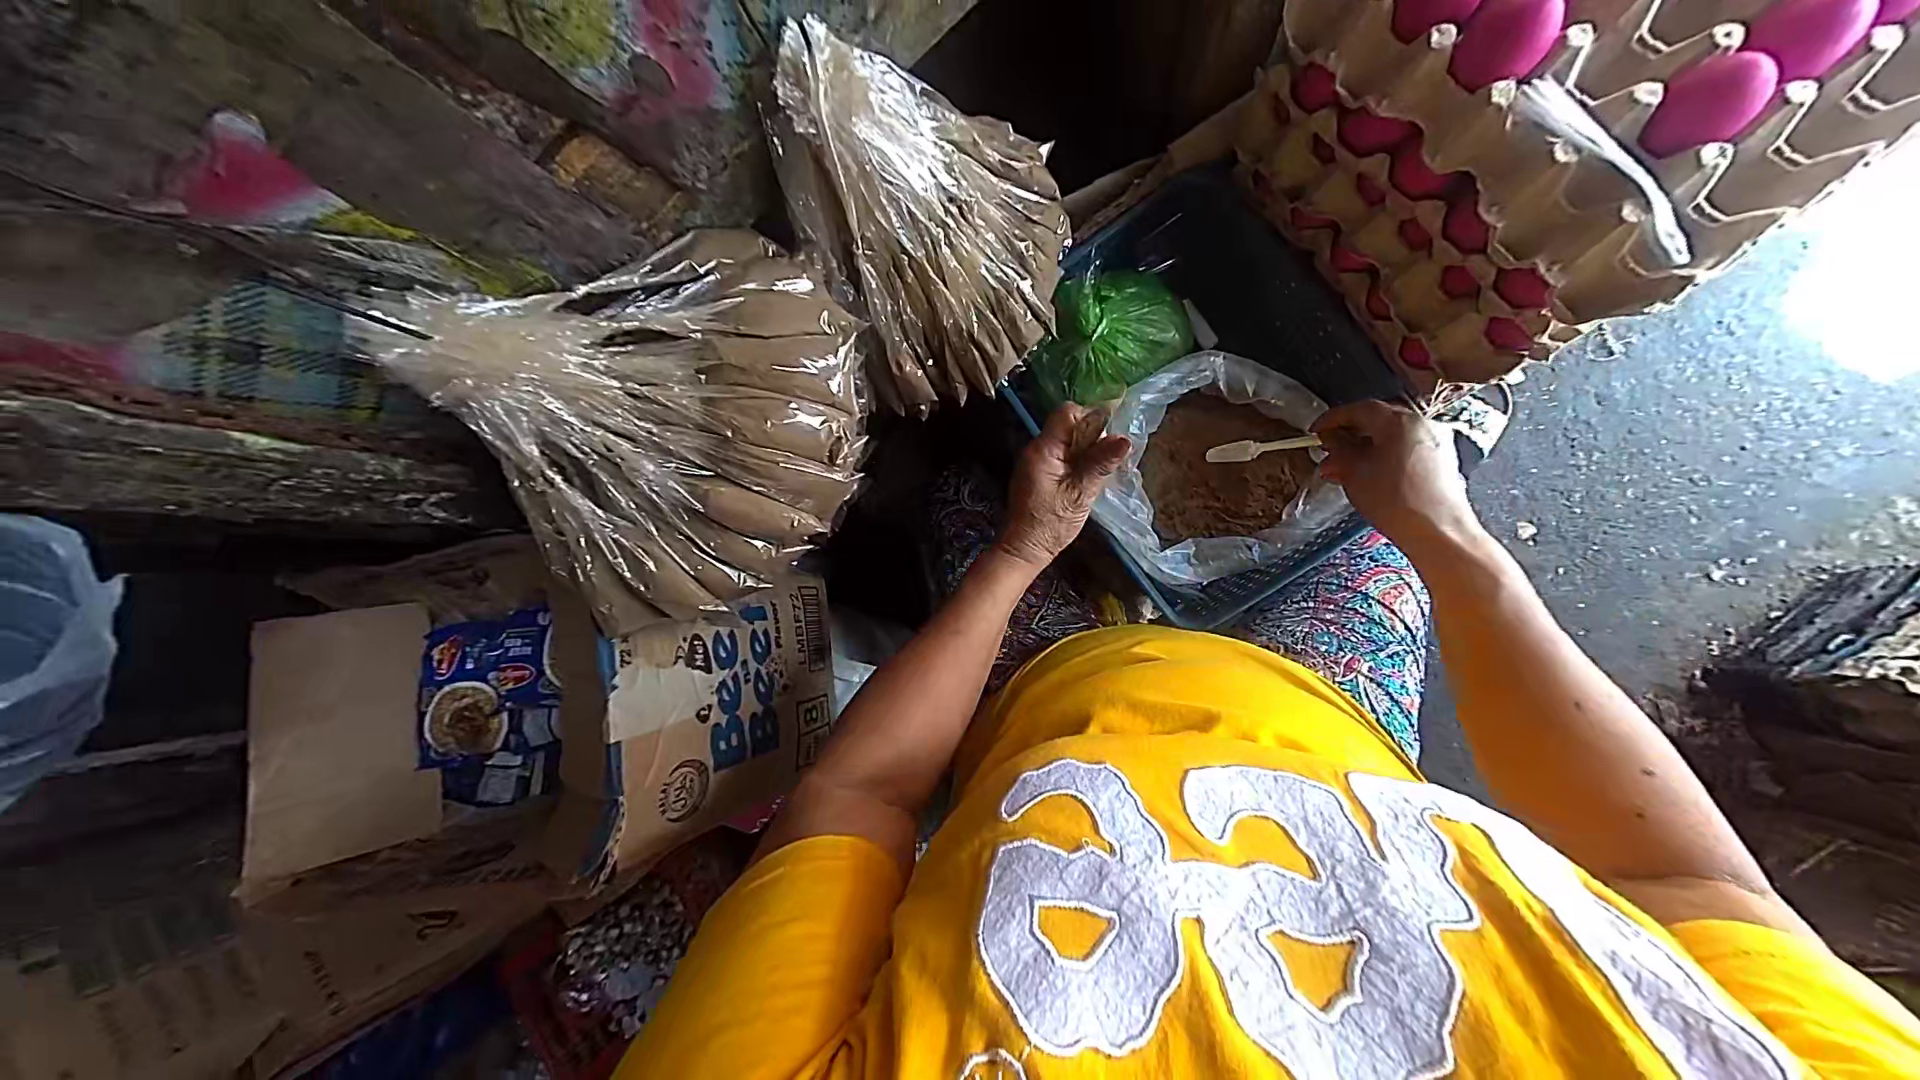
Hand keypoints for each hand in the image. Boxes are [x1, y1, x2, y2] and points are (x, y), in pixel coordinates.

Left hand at [996, 403, 1131, 571]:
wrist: (1024, 549)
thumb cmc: (1050, 525)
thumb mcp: (1080, 495)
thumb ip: (1100, 464)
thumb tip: (1125, 438)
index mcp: (1044, 449)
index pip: (1067, 413)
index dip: (1092, 416)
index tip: (1112, 433)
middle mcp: (1037, 449)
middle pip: (1069, 425)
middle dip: (1093, 436)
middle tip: (1111, 457)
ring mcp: (1037, 461)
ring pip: (1068, 441)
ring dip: (1088, 450)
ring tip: (1103, 469)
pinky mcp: (1040, 473)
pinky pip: (1063, 456)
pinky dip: (1079, 462)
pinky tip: (1090, 478)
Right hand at [1311, 399, 1480, 553]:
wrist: (1437, 529)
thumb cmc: (1393, 499)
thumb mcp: (1353, 472)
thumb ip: (1338, 450)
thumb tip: (1331, 439)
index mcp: (1399, 421)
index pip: (1359, 409)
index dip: (1332, 418)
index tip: (1315, 431)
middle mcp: (1421, 423)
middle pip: (1377, 419)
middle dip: (1349, 433)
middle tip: (1327, 449)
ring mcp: (1434, 440)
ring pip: (1391, 435)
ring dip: (1364, 446)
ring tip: (1343, 468)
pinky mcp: (1440, 458)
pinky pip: (1405, 447)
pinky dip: (1383, 454)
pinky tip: (1368, 474)